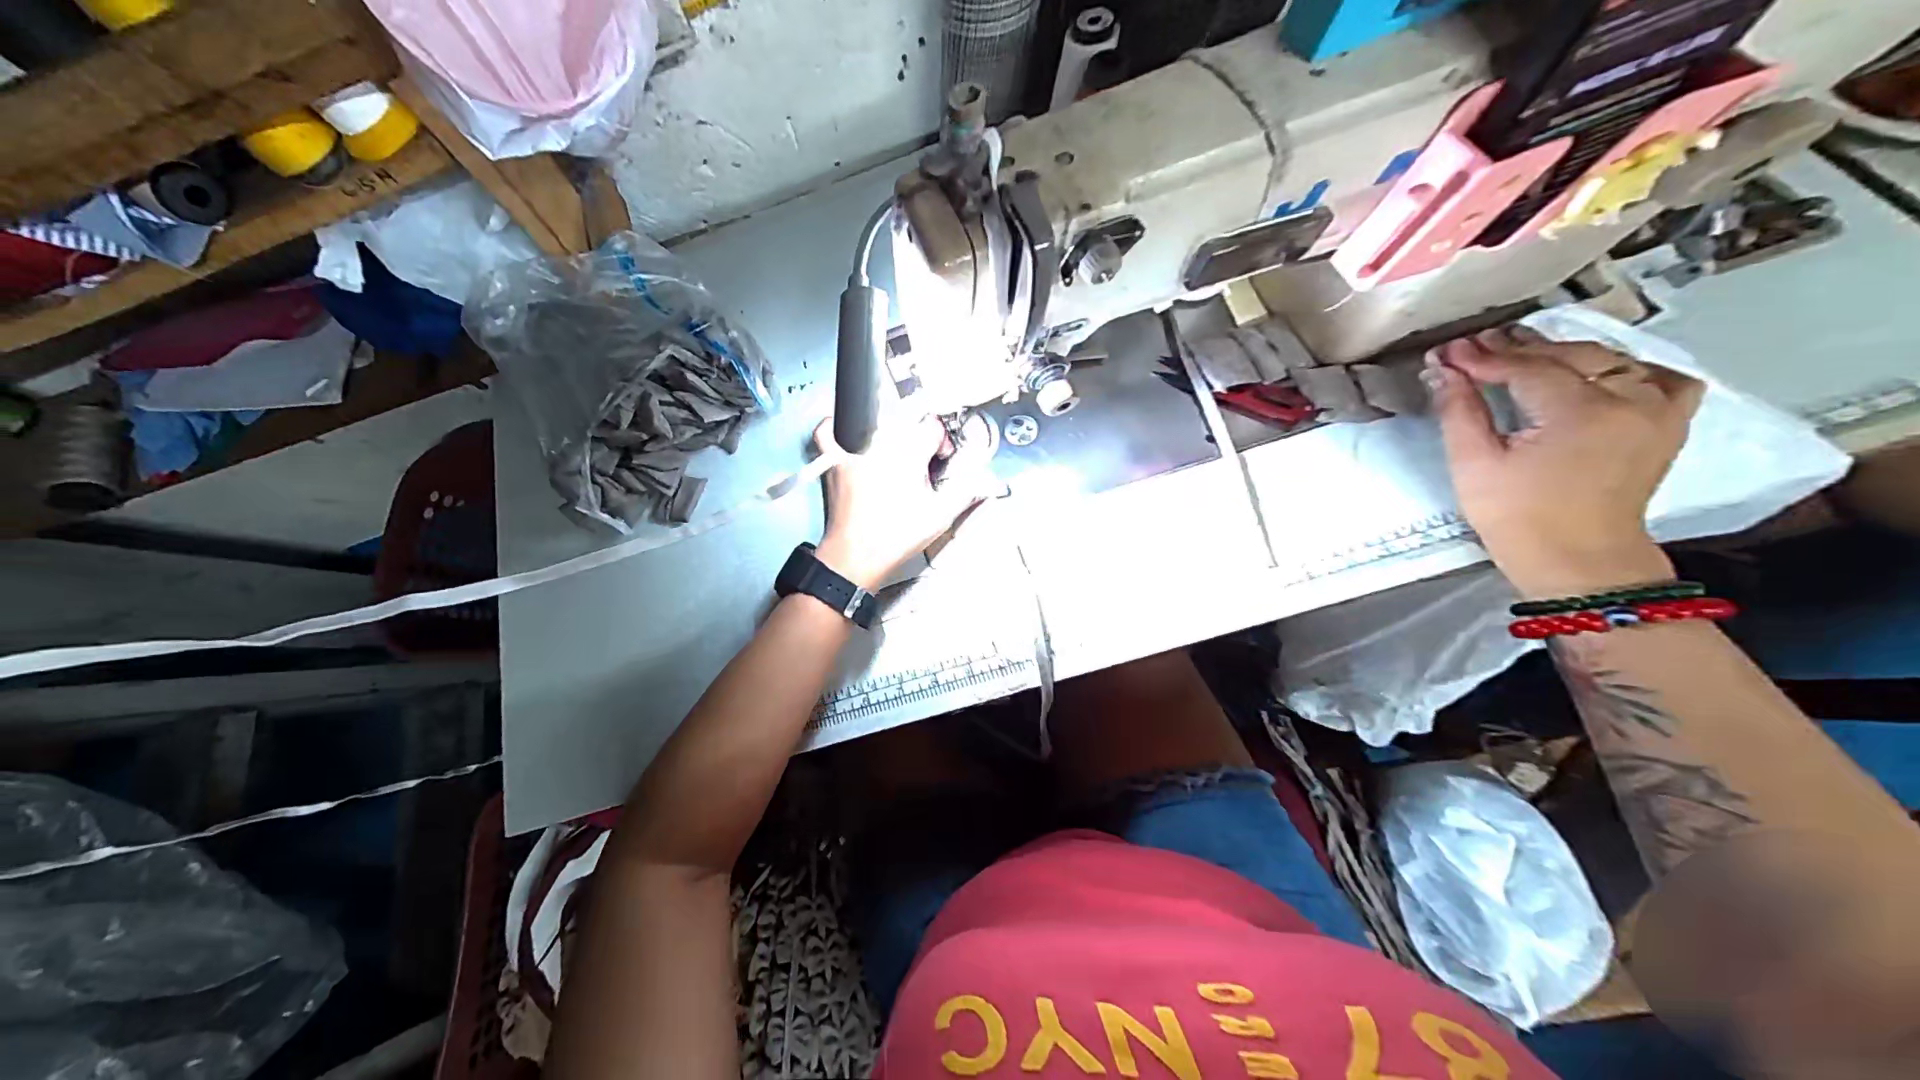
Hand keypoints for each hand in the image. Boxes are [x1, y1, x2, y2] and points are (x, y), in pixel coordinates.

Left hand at [811, 411, 997, 589]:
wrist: (855, 556)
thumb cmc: (893, 537)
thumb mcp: (940, 516)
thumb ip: (964, 493)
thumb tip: (982, 482)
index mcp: (908, 450)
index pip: (932, 426)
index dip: (942, 443)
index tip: (940, 461)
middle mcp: (879, 442)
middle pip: (904, 421)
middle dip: (916, 441)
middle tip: (919, 466)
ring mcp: (853, 448)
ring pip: (871, 421)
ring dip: (885, 432)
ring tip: (891, 453)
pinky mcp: (833, 460)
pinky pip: (827, 431)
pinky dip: (836, 428)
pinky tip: (848, 437)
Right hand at [1426, 326, 1705, 598]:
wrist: (1577, 559)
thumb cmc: (1517, 517)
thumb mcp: (1473, 465)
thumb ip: (1460, 411)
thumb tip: (1445, 370)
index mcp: (1580, 412)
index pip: (1528, 368)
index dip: (1484, 357)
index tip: (1450, 350)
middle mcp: (1631, 400)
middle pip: (1569, 356)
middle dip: (1518, 349)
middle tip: (1476, 346)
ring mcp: (1659, 409)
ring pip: (1610, 360)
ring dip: (1564, 354)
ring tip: (1522, 353)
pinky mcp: (1669, 423)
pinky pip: (1658, 377)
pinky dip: (1626, 368)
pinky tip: (1595, 373)